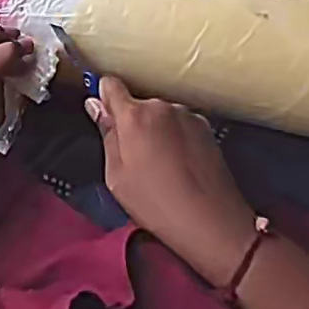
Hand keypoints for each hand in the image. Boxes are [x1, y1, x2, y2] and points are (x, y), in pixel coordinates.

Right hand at [86, 76, 259, 287]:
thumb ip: (106, 134)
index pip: (110, 85)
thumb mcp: (117, 176)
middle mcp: (161, 106)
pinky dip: (176, 135)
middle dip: (132, 121)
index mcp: (134, 115)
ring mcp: (187, 115)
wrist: (213, 224)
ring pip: (160, 114)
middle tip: (136, 155)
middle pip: (137, 103)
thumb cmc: (156, 204)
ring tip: (163, 163)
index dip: (104, 99)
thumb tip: (95, 105)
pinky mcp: (207, 127)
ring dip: (156, 128)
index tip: (107, 118)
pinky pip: (180, 123)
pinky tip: (182, 164)